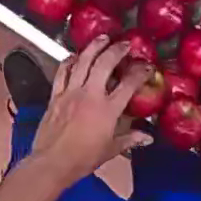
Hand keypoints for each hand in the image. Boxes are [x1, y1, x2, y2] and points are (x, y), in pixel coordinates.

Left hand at [25, 37, 152, 187]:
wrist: (52, 162)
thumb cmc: (83, 159)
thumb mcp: (111, 149)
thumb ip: (130, 139)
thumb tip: (147, 138)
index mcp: (108, 109)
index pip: (129, 84)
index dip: (140, 72)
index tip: (146, 66)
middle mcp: (90, 95)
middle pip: (105, 63)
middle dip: (117, 50)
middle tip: (125, 44)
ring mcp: (70, 92)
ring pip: (82, 61)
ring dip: (93, 47)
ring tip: (102, 38)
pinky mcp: (55, 95)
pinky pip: (62, 72)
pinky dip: (69, 61)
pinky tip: (74, 55)